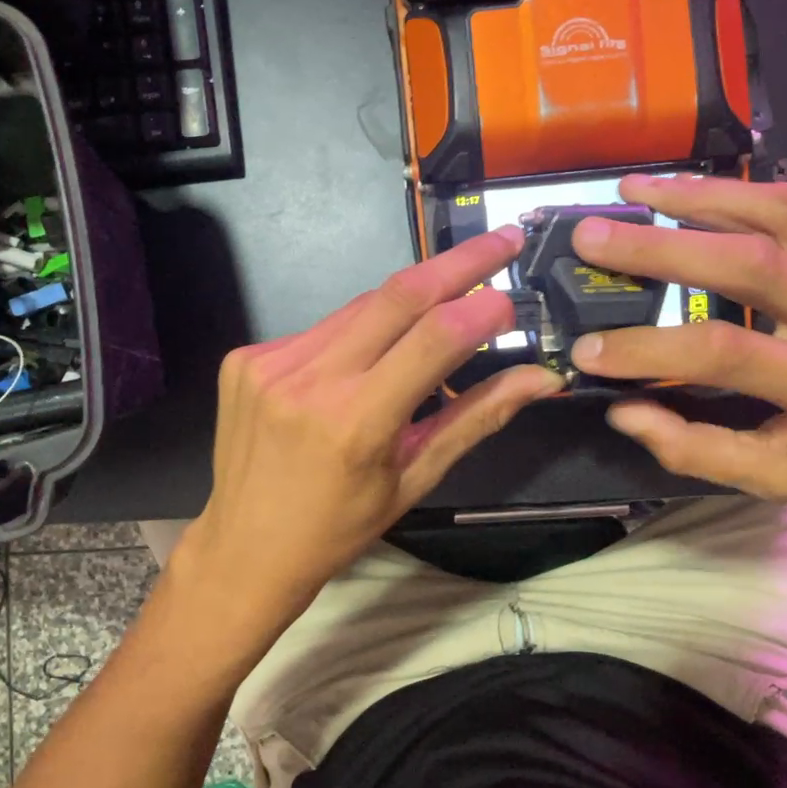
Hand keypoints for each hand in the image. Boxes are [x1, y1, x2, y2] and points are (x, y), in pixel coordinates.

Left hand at [171, 227, 564, 626]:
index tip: (514, 296)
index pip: (433, 339)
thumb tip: (541, 378)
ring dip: (409, 301)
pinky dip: (359, 331)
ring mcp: (270, 362)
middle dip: (459, 262)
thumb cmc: (341, 526)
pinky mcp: (246, 357)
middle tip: (503, 240)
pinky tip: (366, 358)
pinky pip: (322, 327)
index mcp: (357, 423)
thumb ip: (476, 417)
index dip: (481, 309)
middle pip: (398, 295)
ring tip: (444, 306)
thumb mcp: (415, 478)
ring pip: (360, 307)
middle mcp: (310, 380)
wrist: (246, 547)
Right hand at [568, 174, 786, 541]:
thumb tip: (623, 410)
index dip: (648, 347)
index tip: (587, 349)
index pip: (727, 352)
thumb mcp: (780, 480)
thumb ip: (697, 448)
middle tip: (591, 236)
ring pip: (779, 213)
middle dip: (661, 247)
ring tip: (633, 191)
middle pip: (752, 261)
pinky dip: (736, 194)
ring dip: (698, 196)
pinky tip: (689, 193)